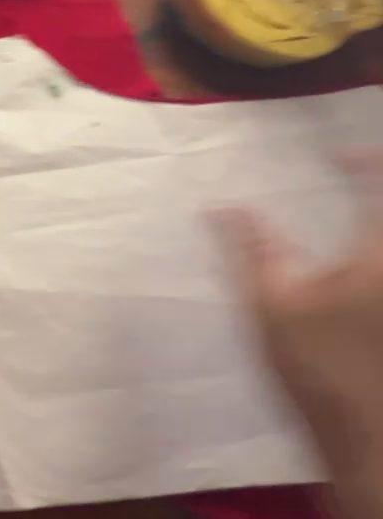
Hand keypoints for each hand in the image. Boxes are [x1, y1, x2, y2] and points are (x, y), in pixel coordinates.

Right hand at [215, 149, 382, 518]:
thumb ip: (254, 249)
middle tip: (365, 172)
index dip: (367, 167)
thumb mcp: (268, 303)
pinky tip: (355, 258)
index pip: (381, 195)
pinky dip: (370, 251)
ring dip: (378, 220)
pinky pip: (380, 265)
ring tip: (366, 208)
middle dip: (381, 186)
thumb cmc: (316, 367)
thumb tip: (228, 205)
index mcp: (380, 259)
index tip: (341, 156)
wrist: (375, 440)